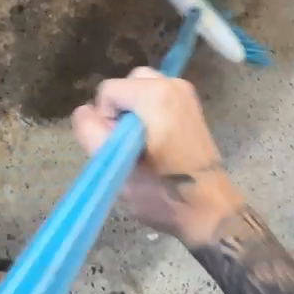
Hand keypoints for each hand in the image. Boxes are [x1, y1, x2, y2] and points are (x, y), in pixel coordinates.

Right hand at [70, 68, 244, 245]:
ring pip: (141, 89)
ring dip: (133, 112)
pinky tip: (156, 141)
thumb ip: (91, 131)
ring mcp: (185, 92)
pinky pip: (157, 97)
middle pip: (126, 85)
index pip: (108, 91)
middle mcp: (172, 83)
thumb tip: (85, 110)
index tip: (120, 148)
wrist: (209, 209)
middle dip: (120, 112)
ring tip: (142, 145)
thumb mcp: (115, 167)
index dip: (106, 120)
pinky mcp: (191, 104)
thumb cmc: (161, 191)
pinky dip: (149, 113)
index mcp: (155, 94)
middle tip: (129, 146)